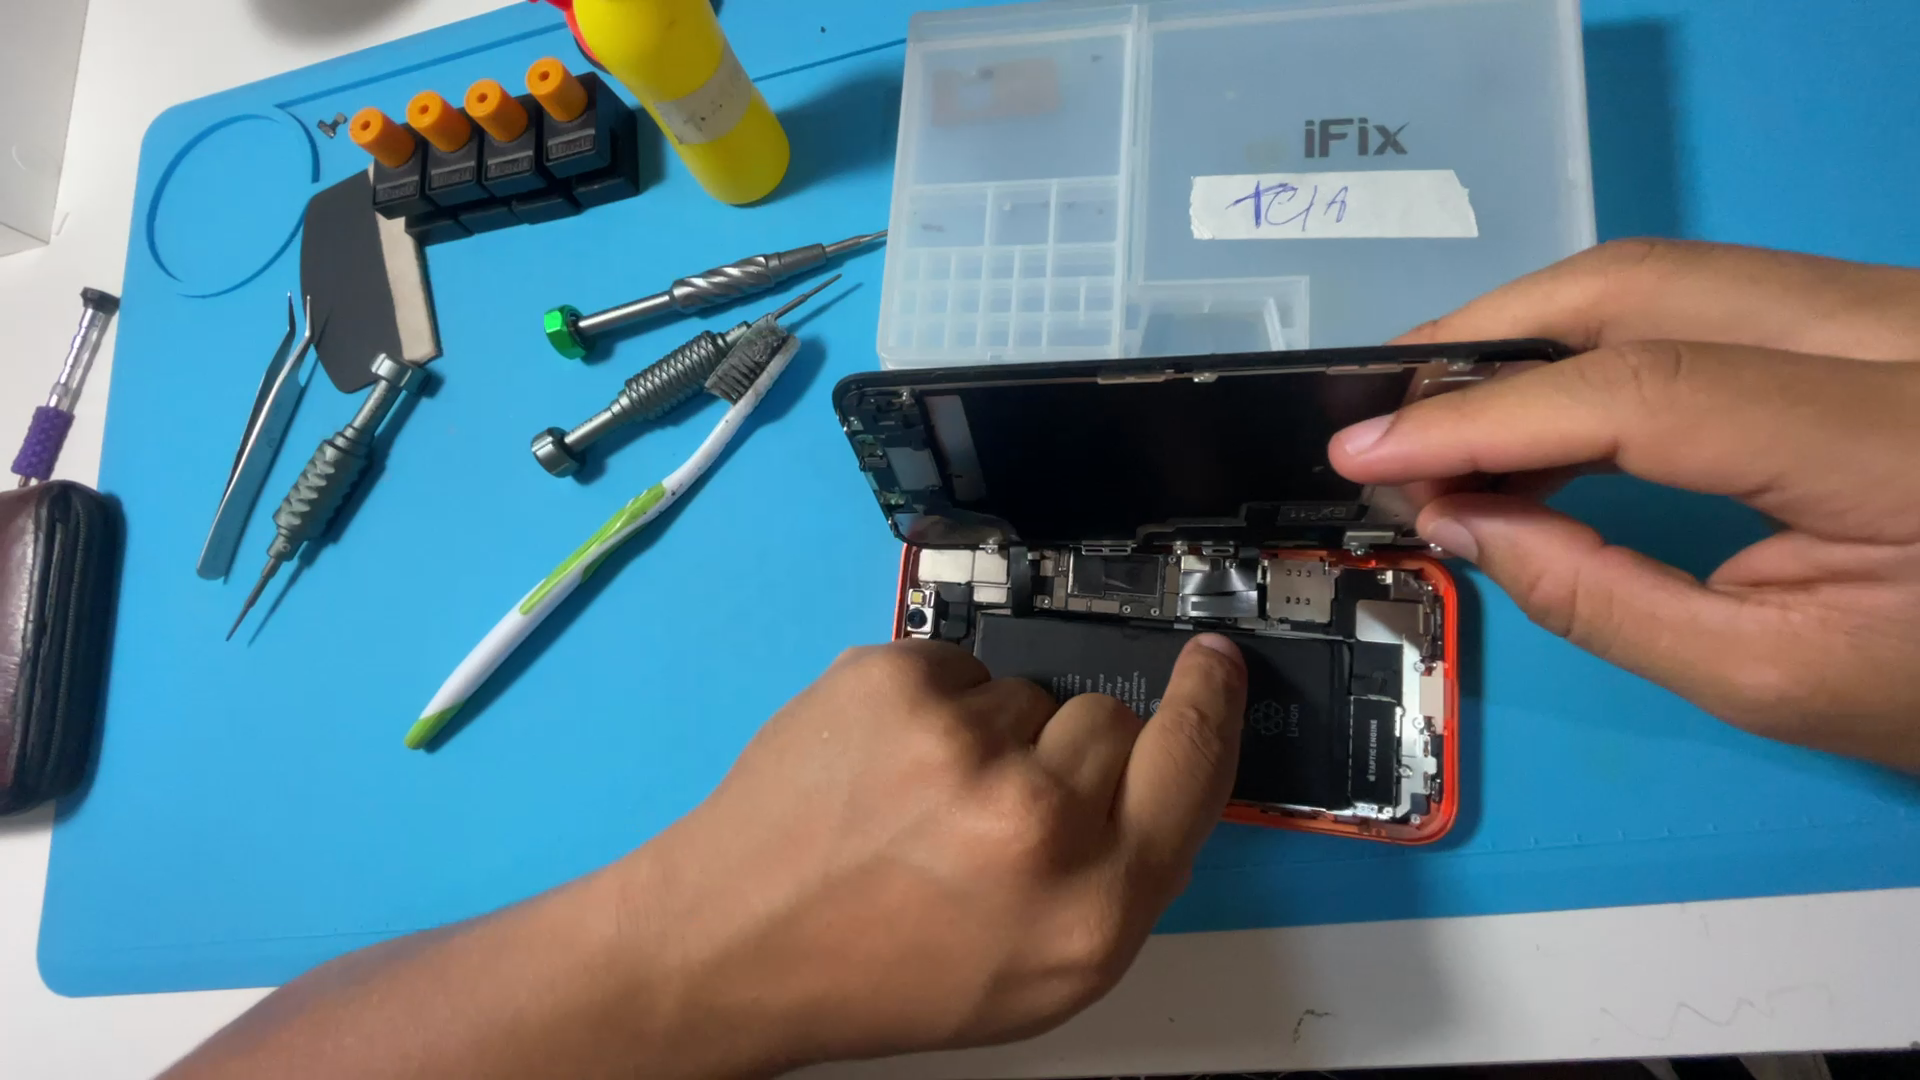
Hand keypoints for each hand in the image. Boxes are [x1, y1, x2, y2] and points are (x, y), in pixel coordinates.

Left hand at [620, 635, 1247, 1074]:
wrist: (736, 941)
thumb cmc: (892, 967)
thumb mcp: (1036, 968)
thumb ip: (1114, 874)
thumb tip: (1149, 768)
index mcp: (1090, 908)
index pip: (1189, 766)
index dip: (1207, 704)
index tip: (1212, 658)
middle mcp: (1036, 816)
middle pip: (1105, 716)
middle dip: (1064, 748)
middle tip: (995, 798)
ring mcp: (958, 736)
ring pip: (1024, 690)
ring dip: (991, 729)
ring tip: (922, 789)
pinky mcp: (893, 679)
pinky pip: (955, 664)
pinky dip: (932, 702)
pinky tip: (884, 755)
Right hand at [1329, 239, 1919, 768]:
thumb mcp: (1761, 675)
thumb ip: (1587, 595)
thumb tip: (1451, 517)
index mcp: (1902, 440)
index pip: (1639, 392)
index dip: (1476, 419)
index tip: (1361, 452)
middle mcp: (1909, 328)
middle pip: (1629, 285)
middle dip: (1472, 340)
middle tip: (1379, 407)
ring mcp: (1890, 303)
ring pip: (1645, 278)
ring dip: (1509, 343)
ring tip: (1431, 421)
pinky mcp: (1861, 312)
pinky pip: (1676, 303)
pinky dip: (1565, 354)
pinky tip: (1518, 420)